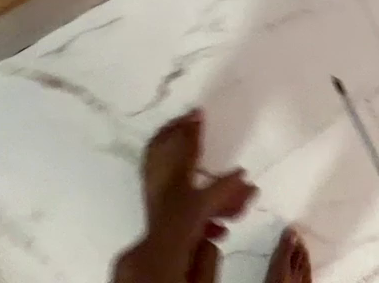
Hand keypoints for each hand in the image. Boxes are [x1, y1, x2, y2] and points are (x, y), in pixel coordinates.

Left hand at [114, 111, 257, 282]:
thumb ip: (207, 260)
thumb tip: (210, 233)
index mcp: (156, 255)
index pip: (191, 205)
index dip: (221, 188)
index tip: (246, 177)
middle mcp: (137, 248)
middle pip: (163, 185)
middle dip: (181, 147)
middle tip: (195, 113)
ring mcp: (132, 256)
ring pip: (163, 204)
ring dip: (195, 186)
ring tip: (233, 184)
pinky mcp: (135, 265)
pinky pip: (162, 225)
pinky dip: (183, 212)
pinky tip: (211, 221)